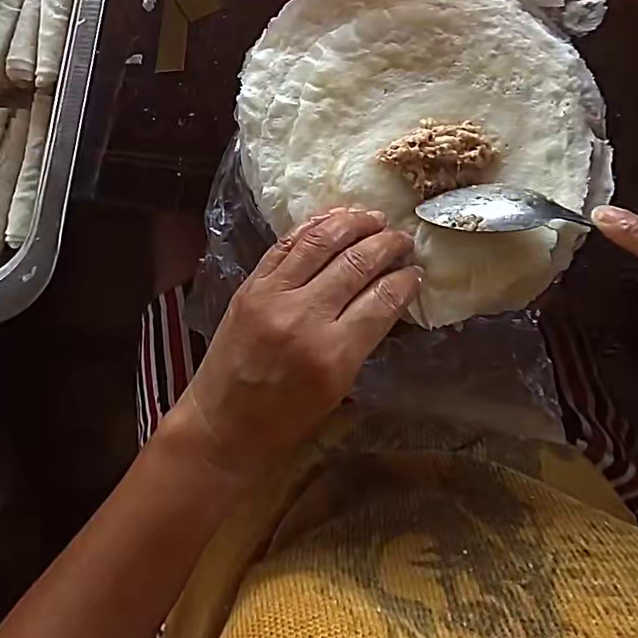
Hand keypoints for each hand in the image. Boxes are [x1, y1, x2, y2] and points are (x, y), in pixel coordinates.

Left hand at [172, 208, 421, 478]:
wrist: (221, 421)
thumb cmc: (284, 419)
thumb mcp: (337, 388)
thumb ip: (361, 339)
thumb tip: (387, 297)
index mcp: (332, 353)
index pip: (381, 300)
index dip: (404, 280)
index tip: (417, 270)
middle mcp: (303, 315)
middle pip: (354, 264)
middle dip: (385, 245)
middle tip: (403, 237)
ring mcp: (272, 295)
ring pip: (319, 244)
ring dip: (351, 224)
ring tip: (374, 217)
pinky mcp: (250, 285)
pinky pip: (285, 246)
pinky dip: (311, 227)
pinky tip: (331, 218)